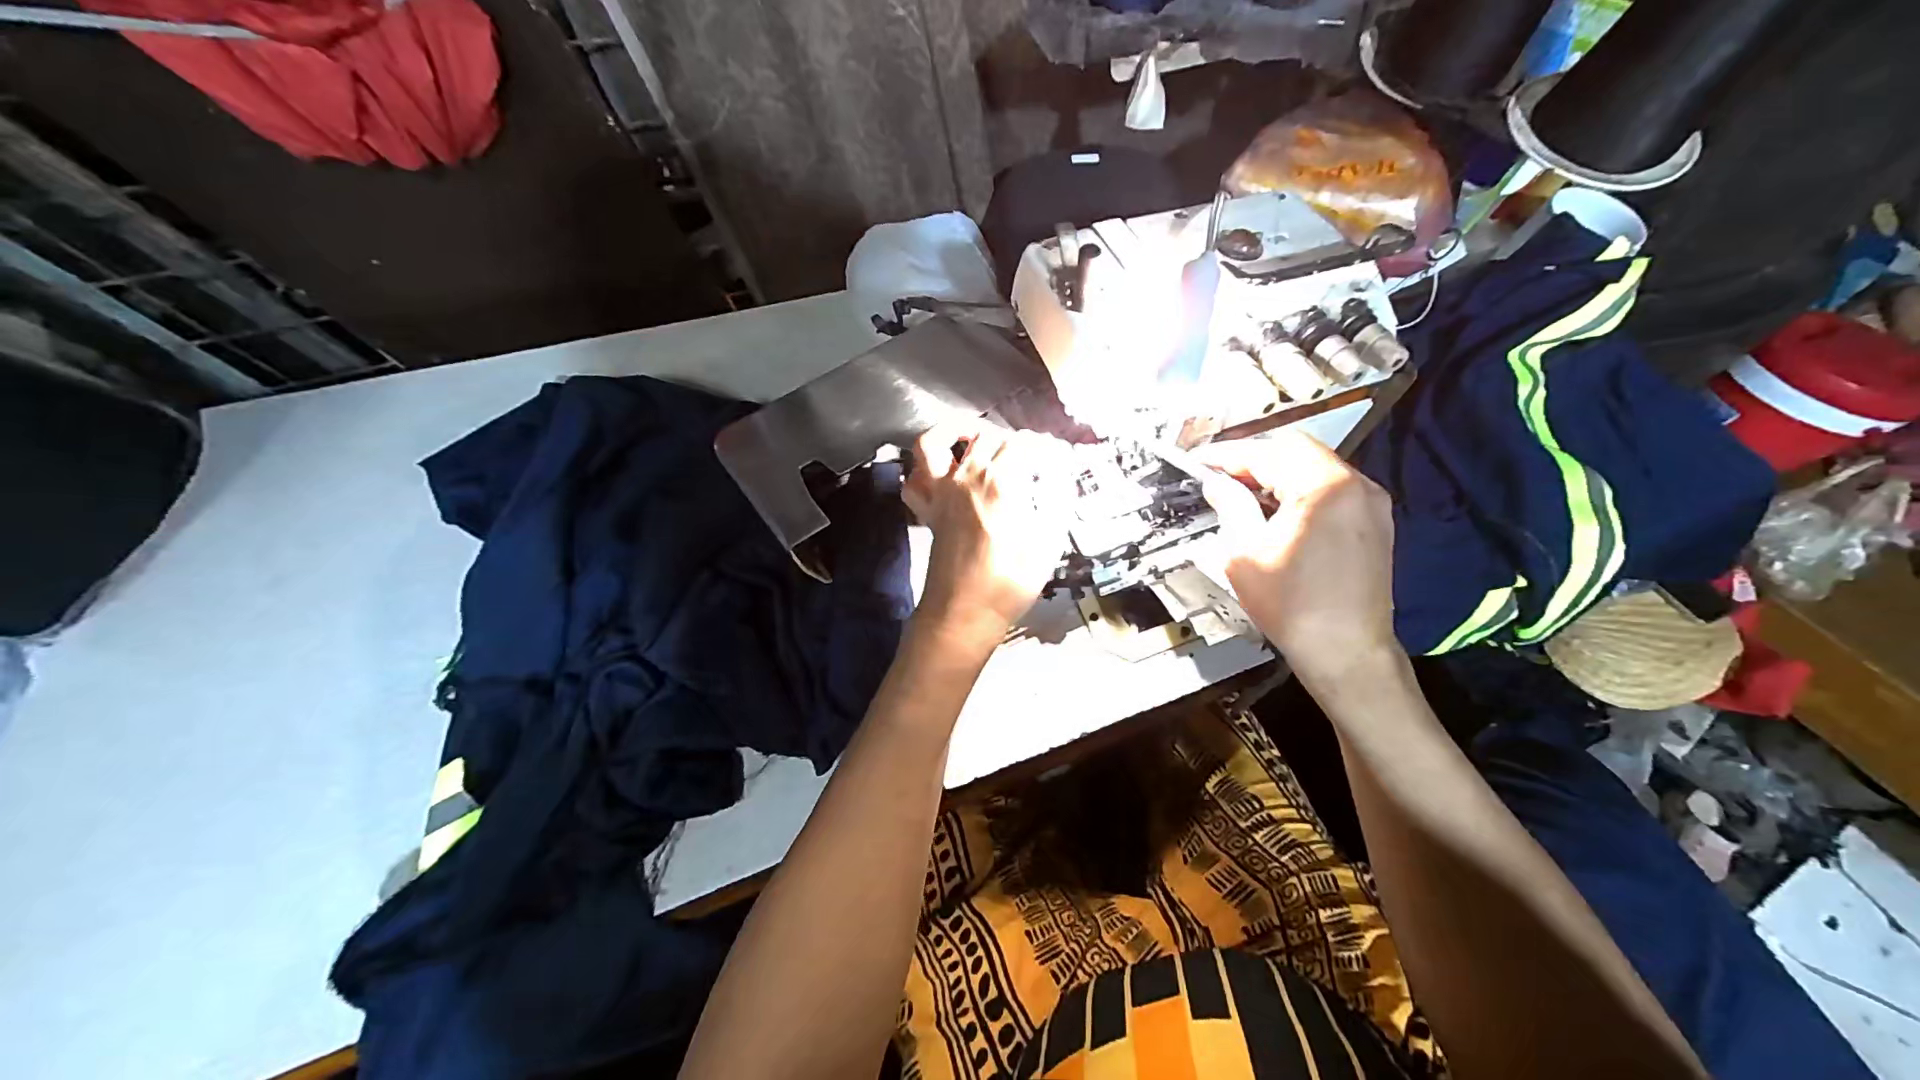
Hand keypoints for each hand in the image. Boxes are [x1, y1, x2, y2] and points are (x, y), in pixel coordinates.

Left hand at [903, 421, 1070, 648]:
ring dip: (954, 432)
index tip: (1058, 458)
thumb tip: (1059, 476)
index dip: (1045, 447)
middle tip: (1029, 457)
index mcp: (1002, 481)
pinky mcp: (927, 511)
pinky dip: (923, 471)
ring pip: (934, 442)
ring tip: (974, 438)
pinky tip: (942, 475)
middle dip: (1012, 439)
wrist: (964, 613)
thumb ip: (1056, 499)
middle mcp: (966, 477)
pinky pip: (913, 481)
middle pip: (987, 437)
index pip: (1025, 444)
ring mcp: (941, 492)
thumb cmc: (1010, 581)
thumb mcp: (1048, 540)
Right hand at [1192, 430, 1398, 678]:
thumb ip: (1231, 507)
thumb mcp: (1244, 553)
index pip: (1269, 452)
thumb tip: (1218, 484)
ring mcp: (1371, 504)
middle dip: (1254, 458)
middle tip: (1218, 475)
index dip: (1229, 455)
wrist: (1346, 651)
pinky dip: (1300, 490)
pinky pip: (1331, 489)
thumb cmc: (1292, 605)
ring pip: (1316, 467)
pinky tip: (1275, 510)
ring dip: (1278, 473)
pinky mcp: (1374, 523)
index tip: (1200, 461)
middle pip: (1297, 451)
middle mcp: (1356, 485)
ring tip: (1242, 492)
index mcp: (1325, 487)